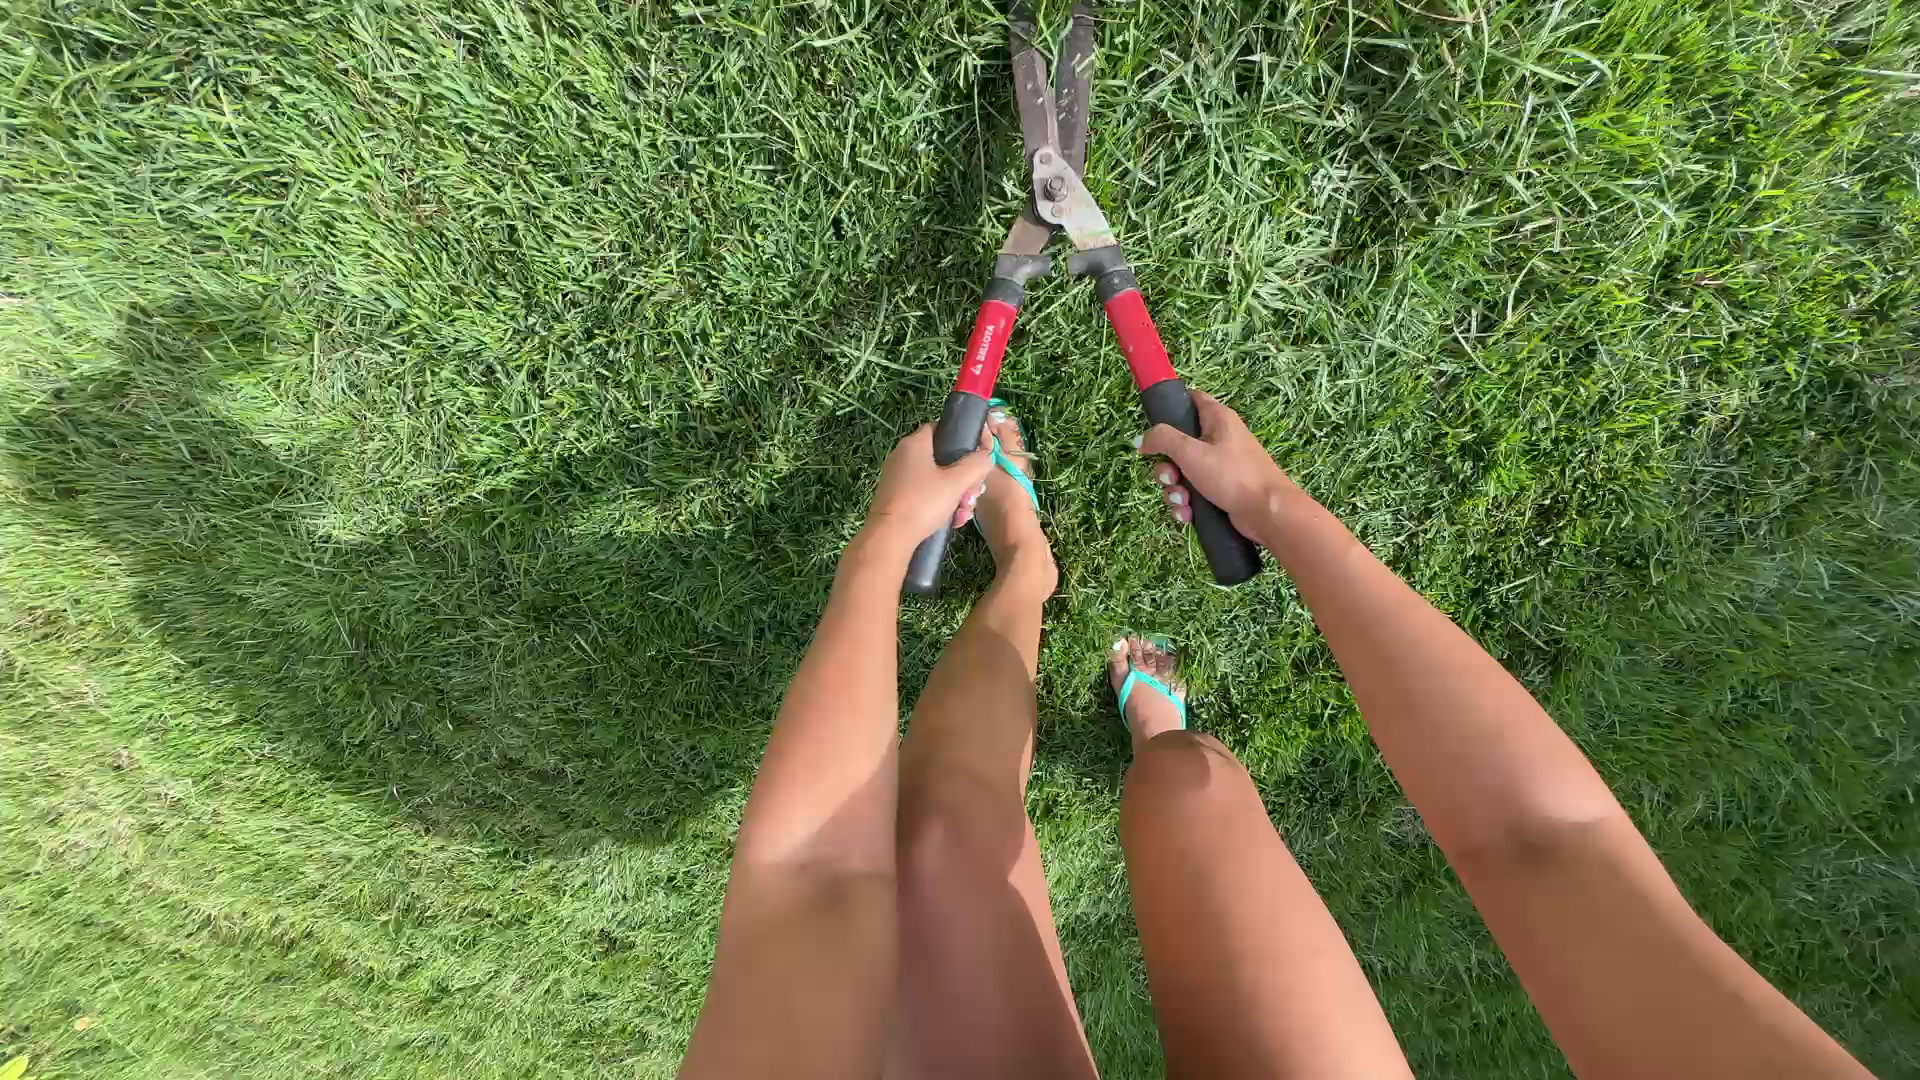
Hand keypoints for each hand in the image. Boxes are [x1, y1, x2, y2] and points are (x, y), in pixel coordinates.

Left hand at [863, 422, 995, 547]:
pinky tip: (952, 521)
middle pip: (941, 459)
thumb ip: (976, 465)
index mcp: (914, 444)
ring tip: (964, 513)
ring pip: (935, 480)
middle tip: (973, 494)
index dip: (959, 440)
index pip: (939, 429)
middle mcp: (903, 456)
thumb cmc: (923, 503)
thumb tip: (985, 455)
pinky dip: (939, 505)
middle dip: (962, 478)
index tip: (974, 457)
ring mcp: (898, 478)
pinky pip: (924, 495)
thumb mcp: (957, 483)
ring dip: (954, 495)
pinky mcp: (896, 497)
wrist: (890, 537)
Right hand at [1138, 390, 1297, 535]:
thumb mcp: (1191, 452)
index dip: (1170, 409)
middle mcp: (1218, 439)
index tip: (1153, 425)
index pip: (1190, 400)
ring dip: (1174, 490)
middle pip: (1177, 445)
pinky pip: (1192, 493)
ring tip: (1183, 502)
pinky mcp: (1220, 490)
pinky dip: (1186, 504)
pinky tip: (1188, 514)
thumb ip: (1162, 440)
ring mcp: (1219, 466)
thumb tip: (1141, 440)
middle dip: (1166, 467)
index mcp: (1217, 419)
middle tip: (1171, 477)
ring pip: (1181, 473)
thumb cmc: (1232, 475)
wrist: (1266, 513)